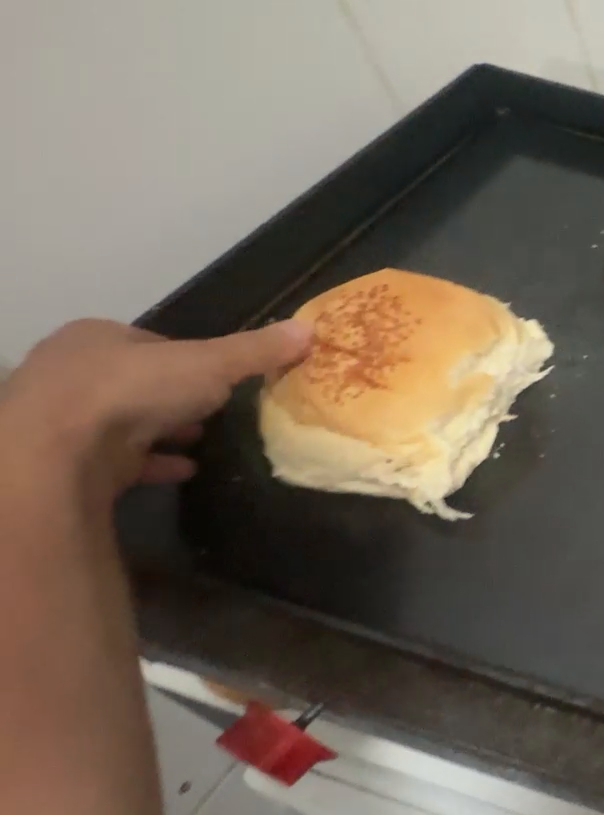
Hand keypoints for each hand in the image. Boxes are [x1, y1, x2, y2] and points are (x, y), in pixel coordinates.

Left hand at [0, 318, 309, 492]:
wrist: (64, 448)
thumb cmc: (133, 389)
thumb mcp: (211, 364)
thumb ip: (257, 351)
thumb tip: (310, 329)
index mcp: (98, 337)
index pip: (155, 343)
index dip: (194, 359)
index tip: (226, 378)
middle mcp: (74, 369)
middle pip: (141, 379)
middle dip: (179, 395)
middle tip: (218, 410)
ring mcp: (68, 413)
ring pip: (129, 417)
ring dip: (166, 428)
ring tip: (206, 439)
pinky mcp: (74, 454)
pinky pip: (124, 455)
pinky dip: (156, 460)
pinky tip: (186, 467)